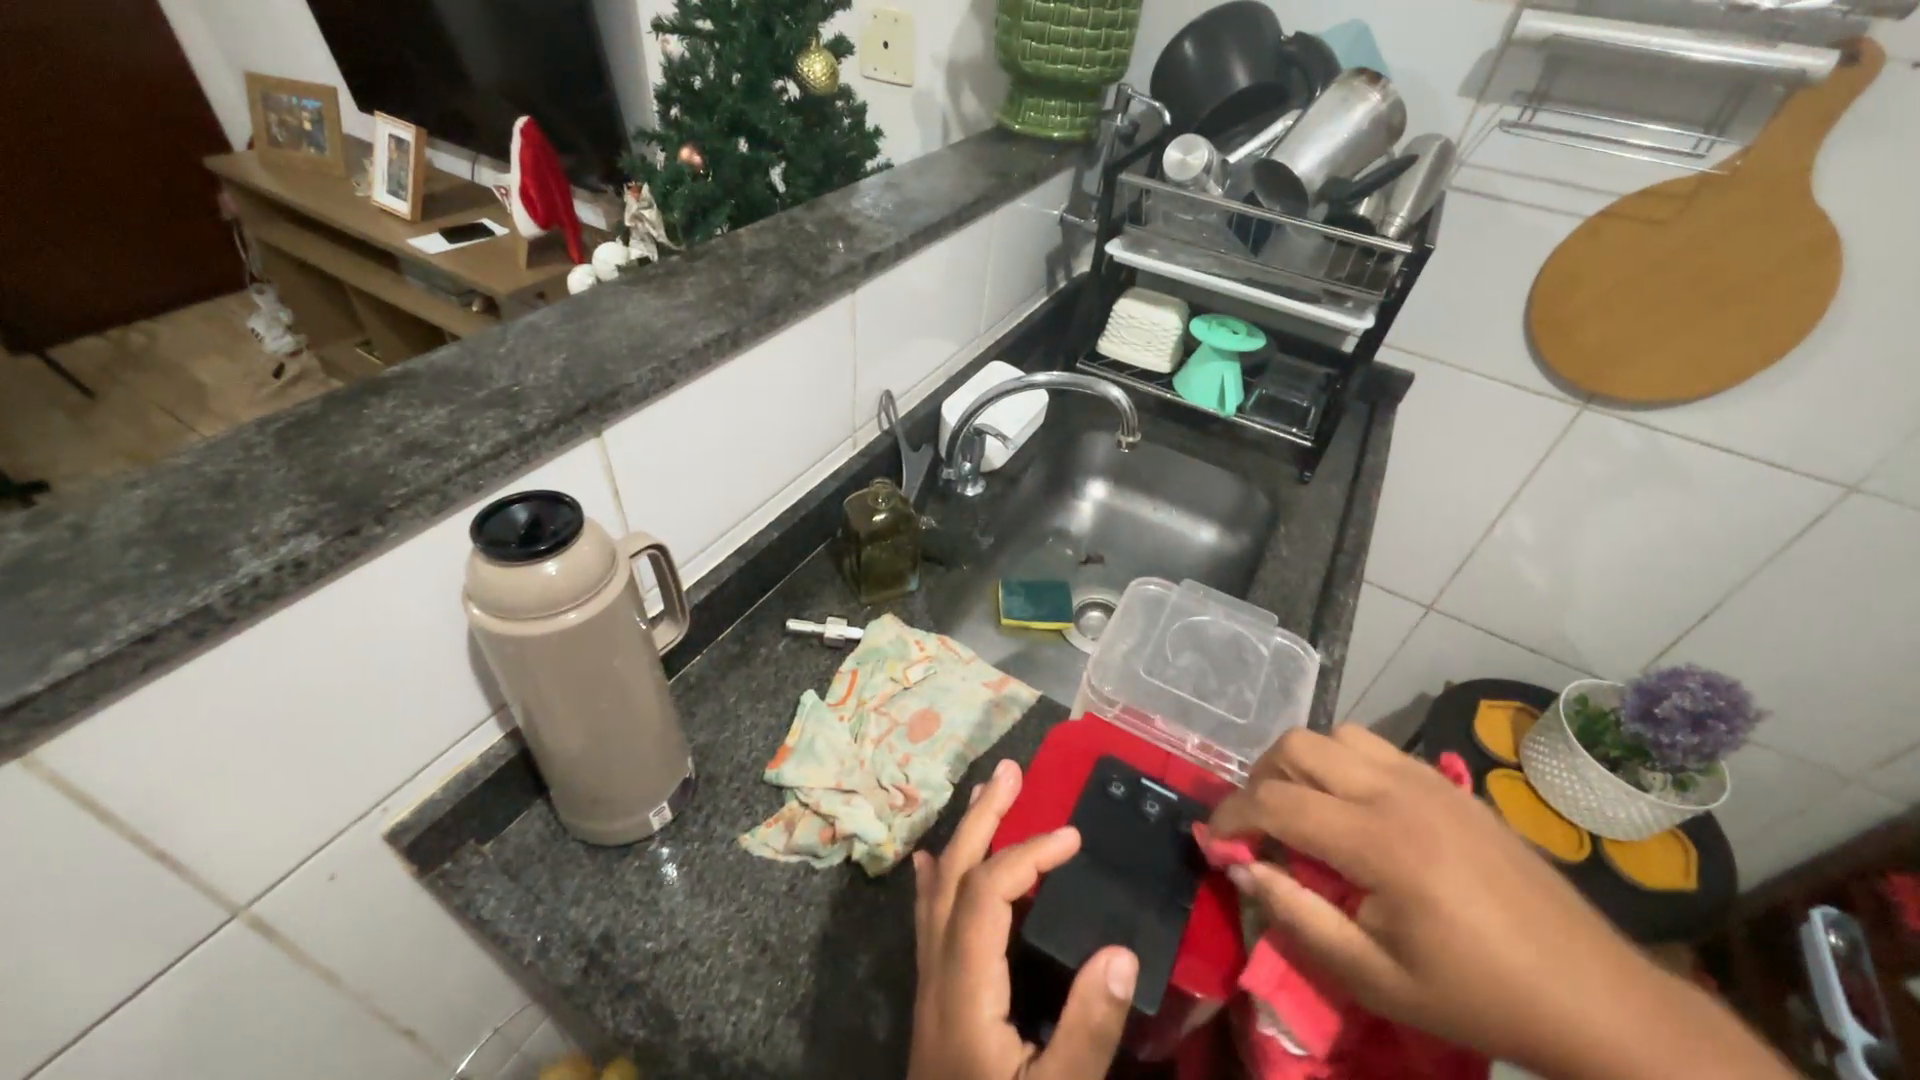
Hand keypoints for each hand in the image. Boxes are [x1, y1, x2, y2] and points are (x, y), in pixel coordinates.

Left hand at [908, 758, 1138, 1079]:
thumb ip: (1088, 1029)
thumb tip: (1121, 949)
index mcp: (965, 992)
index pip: (986, 896)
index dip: (1027, 855)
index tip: (1073, 837)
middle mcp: (938, 976)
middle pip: (953, 878)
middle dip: (982, 820)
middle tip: (1011, 772)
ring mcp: (931, 988)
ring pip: (937, 893)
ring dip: (963, 838)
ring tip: (985, 795)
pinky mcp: (935, 1001)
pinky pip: (929, 921)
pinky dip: (935, 881)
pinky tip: (932, 862)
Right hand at [1210, 725, 1791, 1079]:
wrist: (1590, 995)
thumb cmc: (1474, 995)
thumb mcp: (1372, 976)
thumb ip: (1295, 914)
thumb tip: (1240, 866)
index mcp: (1378, 841)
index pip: (1274, 802)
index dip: (1231, 817)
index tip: (1215, 843)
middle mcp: (1399, 792)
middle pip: (1298, 746)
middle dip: (1260, 779)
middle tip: (1258, 828)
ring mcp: (1431, 781)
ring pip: (1338, 735)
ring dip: (1304, 765)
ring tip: (1303, 814)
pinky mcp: (1453, 786)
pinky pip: (1379, 750)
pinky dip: (1345, 767)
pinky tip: (1356, 816)